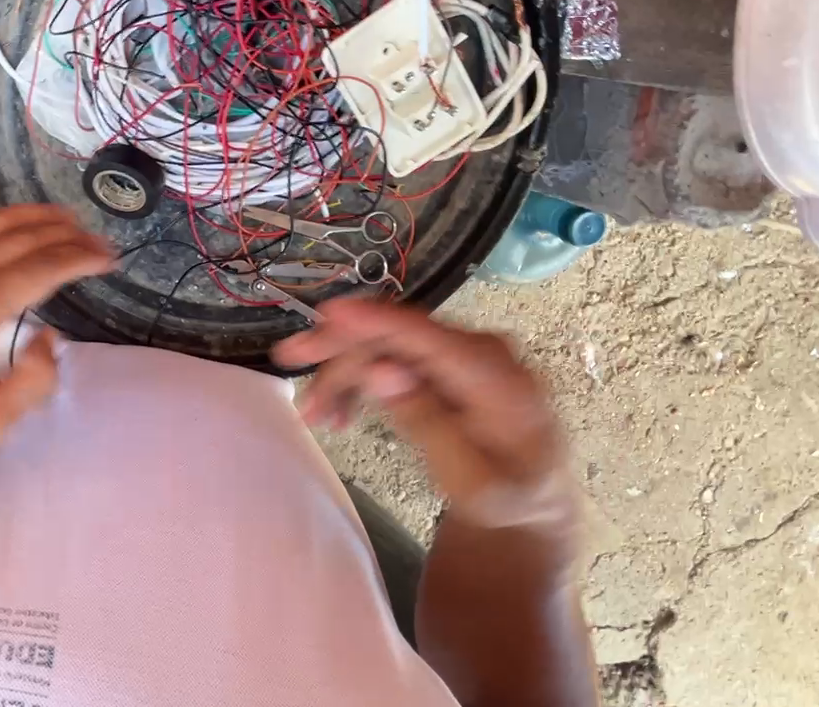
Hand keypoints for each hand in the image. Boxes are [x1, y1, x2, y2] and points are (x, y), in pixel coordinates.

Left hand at [0, 205, 114, 480]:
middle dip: (69, 235)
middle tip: (99, 242)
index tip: (109, 257)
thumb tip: (48, 337)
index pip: (41, 268)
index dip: (80, 258)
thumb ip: (32, 380)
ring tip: (70, 223)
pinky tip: (21, 228)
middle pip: (24, 238)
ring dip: (38, 219)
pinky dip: (5, 222)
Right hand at [274, 299, 576, 534]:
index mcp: (497, 376)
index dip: (375, 320)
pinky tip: (338, 412)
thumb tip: (381, 371)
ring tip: (312, 413)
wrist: (529, 505)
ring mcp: (459, 354)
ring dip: (342, 373)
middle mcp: (477, 350)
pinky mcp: (441, 363)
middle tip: (289, 359)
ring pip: (383, 346)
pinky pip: (389, 358)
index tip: (329, 312)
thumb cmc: (507, 500)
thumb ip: (428, 424)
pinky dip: (357, 381)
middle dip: (339, 348)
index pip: (426, 336)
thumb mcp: (471, 481)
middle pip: (395, 335)